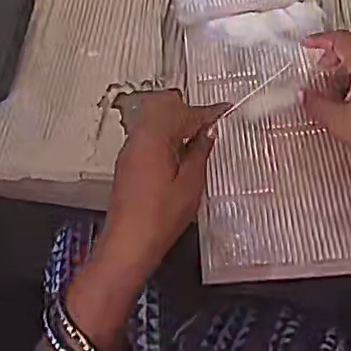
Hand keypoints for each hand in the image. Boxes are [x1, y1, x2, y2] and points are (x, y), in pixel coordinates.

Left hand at [99, 90, 223, 271]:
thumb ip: (200, 152)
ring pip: (153, 121)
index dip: (207, 113)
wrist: (129, 242)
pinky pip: (147, 137)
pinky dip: (164, 138)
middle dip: (188, 111)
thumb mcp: (191, 184)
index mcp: (154, 138)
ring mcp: (129, 151)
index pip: (184, 113)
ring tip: (197, 139)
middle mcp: (137, 139)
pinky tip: (178, 153)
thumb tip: (208, 134)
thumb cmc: (157, 218)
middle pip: (163, 108)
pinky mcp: (127, 163)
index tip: (223, 112)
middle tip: (210, 122)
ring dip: (176, 124)